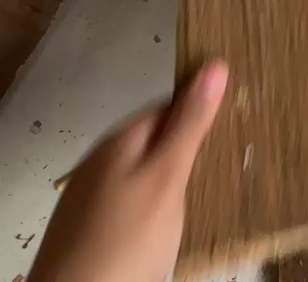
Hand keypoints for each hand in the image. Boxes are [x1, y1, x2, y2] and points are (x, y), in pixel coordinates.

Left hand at [28, 60, 228, 281]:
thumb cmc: (125, 242)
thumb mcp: (168, 177)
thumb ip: (190, 124)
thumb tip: (215, 64)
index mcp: (117, 142)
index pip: (167, 106)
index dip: (198, 115)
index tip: (227, 133)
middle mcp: (96, 164)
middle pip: (152, 142)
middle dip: (183, 152)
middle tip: (214, 173)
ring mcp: (84, 203)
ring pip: (138, 176)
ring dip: (166, 184)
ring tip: (193, 205)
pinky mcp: (81, 237)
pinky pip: (125, 207)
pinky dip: (147, 212)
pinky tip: (159, 234)